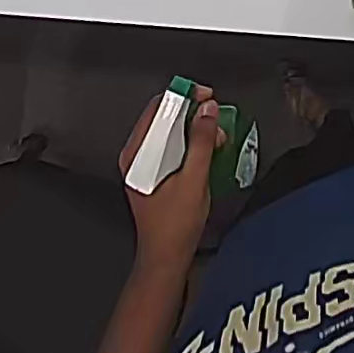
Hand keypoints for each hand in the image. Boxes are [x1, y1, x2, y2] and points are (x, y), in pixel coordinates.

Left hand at [118, 85, 224, 266]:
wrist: (167, 257)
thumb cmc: (174, 224)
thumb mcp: (194, 178)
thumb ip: (201, 141)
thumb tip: (207, 110)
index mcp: (137, 155)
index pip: (158, 110)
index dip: (184, 97)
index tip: (206, 95)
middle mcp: (137, 156)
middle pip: (165, 118)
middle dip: (194, 114)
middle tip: (216, 118)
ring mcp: (146, 164)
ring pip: (172, 131)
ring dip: (197, 129)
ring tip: (216, 140)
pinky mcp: (157, 172)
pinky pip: (174, 145)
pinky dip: (193, 143)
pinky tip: (209, 151)